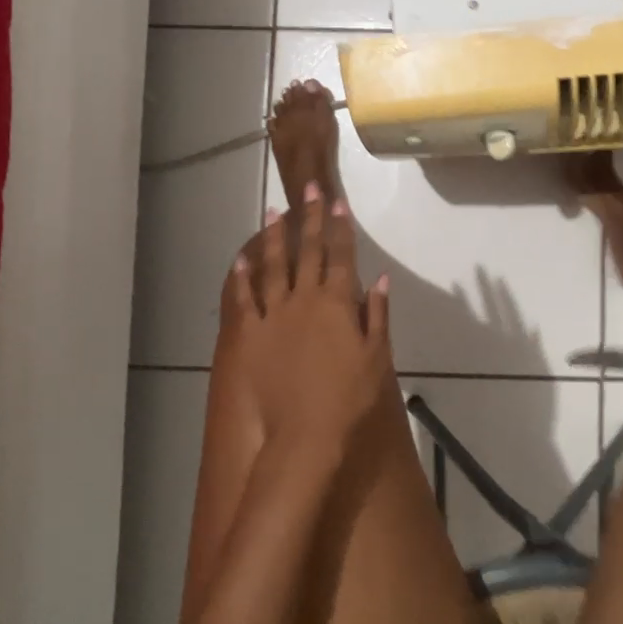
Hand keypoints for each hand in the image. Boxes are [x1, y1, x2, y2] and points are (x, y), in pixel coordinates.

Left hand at [229, 183, 392, 449]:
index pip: (341, 255)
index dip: (340, 226)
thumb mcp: (376, 356)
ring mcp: (273, 315)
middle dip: (310, 217)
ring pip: (273, 266)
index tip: (338, 201)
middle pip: (308, 251)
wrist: (304, 435)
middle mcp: (303, 299)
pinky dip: (242, 278)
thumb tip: (380, 277)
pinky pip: (244, 300)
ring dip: (275, 236)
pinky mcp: (249, 335)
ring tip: (274, 211)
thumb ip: (376, 313)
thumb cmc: (348, 398)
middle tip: (309, 188)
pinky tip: (242, 259)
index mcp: (336, 303)